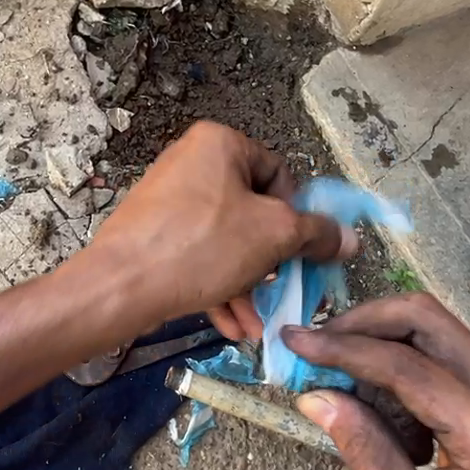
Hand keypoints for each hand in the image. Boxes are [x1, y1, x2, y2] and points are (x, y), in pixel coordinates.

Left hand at [83, 122, 351, 336]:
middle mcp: (192, 160)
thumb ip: (316, 233)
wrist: (120, 284)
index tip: (300, 253)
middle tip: (281, 291)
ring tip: (257, 324)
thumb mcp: (273, 235)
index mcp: (220, 143)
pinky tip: (232, 326)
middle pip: (253, 211)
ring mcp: (169, 197)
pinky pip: (199, 253)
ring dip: (248, 283)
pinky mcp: (153, 231)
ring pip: (227, 240)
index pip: (279, 174)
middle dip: (271, 261)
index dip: (297, 217)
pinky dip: (219, 285)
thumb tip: (349, 238)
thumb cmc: (202, 245)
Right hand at [284, 295, 469, 469]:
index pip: (407, 365)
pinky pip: (443, 353)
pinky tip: (377, 401)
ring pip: (434, 328)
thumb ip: (368, 456)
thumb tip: (316, 398)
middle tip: (316, 344)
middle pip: (427, 320)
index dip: (344, 348)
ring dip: (379, 337)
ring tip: (338, 375)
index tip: (295, 342)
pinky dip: (400, 359)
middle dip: (363, 322)